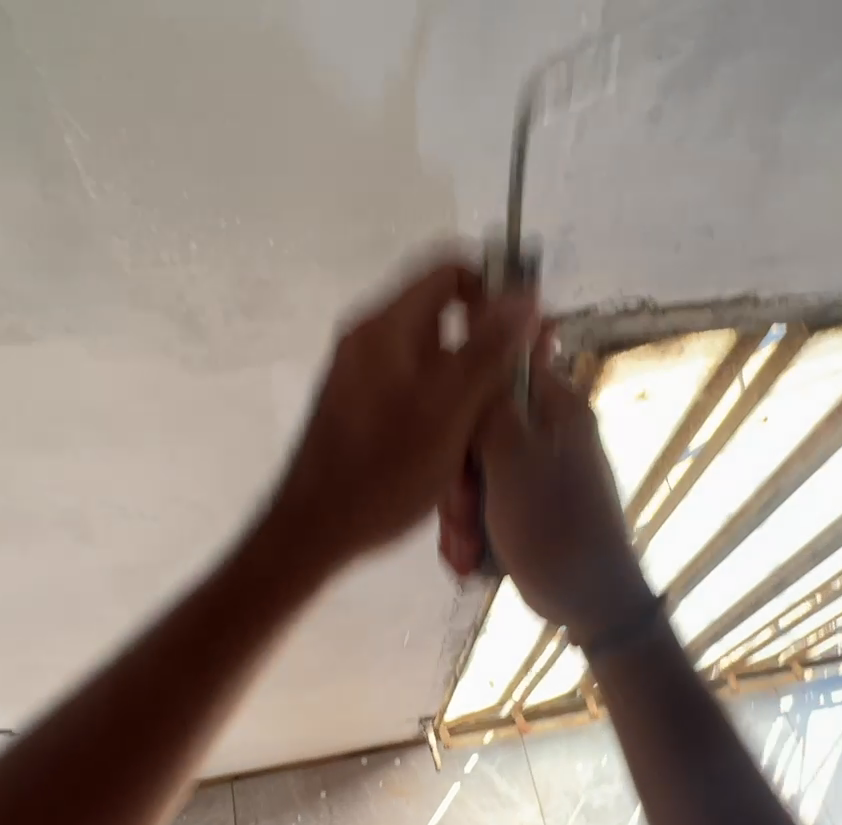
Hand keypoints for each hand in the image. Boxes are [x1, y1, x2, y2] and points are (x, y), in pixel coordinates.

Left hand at [268, 256, 539, 565]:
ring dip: (471, 397)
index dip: (496, 292)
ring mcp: (363, 379)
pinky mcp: (363, 412)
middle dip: (490, 357)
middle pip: (447, 325)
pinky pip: (417, 397)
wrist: (313, 532)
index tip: (528, 334)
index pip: (450, 274)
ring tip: (492, 438)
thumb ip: (489, 350)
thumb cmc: (383, 472)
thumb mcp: (448, 410)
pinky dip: (445, 418)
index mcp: (386, 328)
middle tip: (520, 394)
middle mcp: (371, 343)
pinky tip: (461, 459)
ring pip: (436, 368)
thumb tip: (527, 295)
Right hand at [470, 362, 655, 640]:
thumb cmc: (554, 525)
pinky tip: (469, 559)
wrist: (590, 602)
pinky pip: (484, 503)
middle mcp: (546, 431)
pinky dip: (472, 531)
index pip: (494, 371)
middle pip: (475, 430)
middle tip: (459, 512)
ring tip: (466, 550)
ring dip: (460, 514)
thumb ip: (490, 402)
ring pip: (474, 472)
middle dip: (457, 478)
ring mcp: (535, 470)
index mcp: (554, 407)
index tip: (450, 444)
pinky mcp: (526, 505)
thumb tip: (490, 335)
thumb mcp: (512, 457)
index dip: (461, 405)